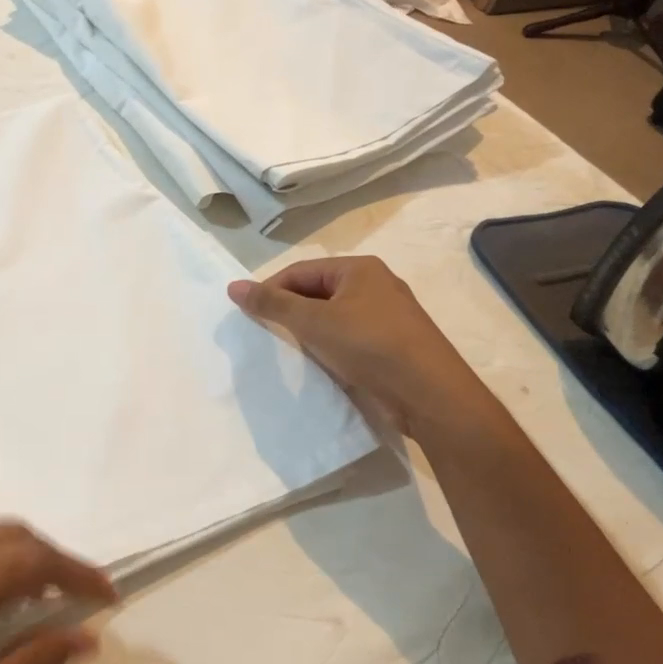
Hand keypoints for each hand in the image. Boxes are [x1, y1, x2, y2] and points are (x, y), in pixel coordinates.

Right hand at [227, 256, 487, 434]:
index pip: (300, 271)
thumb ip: (273, 304)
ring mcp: (385, 317)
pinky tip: (316, 363)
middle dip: (288, 310)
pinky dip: (326, 346)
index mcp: (360, 269)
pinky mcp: (390, 346)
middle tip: (263, 333)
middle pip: (315, 291)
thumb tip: (233, 286)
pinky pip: (347, 337)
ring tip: (286, 349)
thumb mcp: (314, 322)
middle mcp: (374, 286)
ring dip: (306, 331)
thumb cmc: (371, 346)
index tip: (247, 315)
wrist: (429, 394)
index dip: (270, 290)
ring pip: (331, 316)